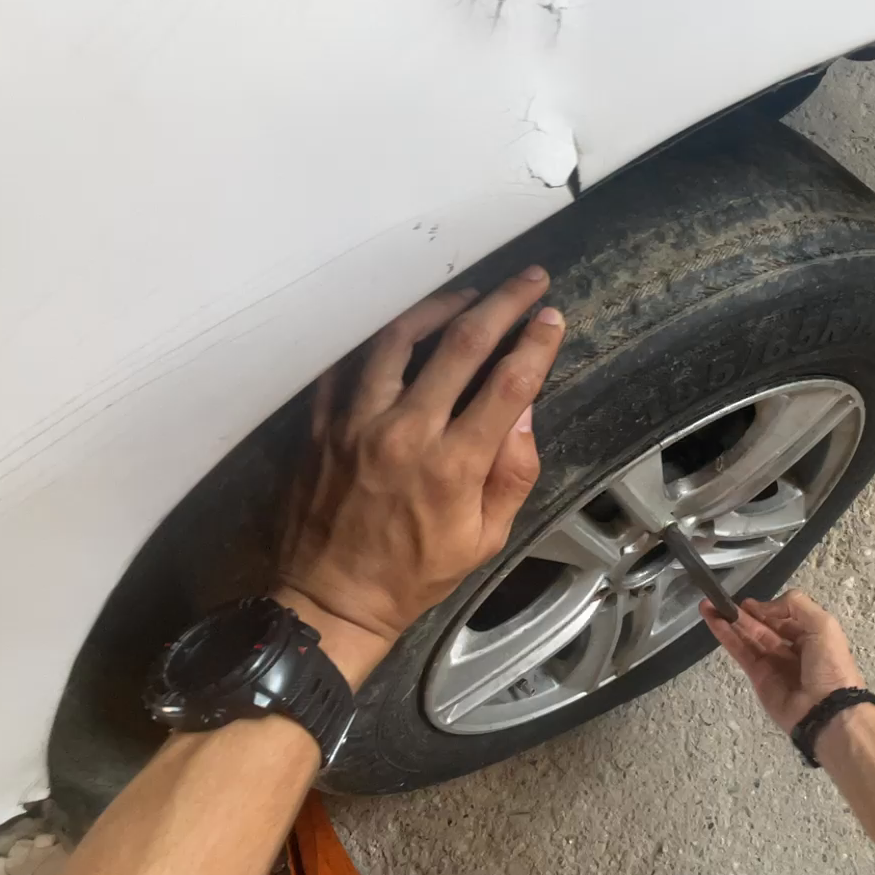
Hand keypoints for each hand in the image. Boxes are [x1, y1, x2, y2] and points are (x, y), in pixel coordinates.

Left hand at [275, 267, 564, 681]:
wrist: (329, 596)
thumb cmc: (416, 573)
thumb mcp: (485, 538)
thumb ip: (511, 473)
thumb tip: (523, 411)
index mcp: (453, 465)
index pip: (507, 384)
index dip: (536, 344)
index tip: (552, 318)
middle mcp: (405, 430)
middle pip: (463, 344)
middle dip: (504, 303)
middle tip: (529, 279)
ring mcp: (356, 420)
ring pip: (401, 337)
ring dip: (442, 305)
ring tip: (470, 293)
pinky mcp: (322, 420)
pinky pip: (352, 360)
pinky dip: (383, 336)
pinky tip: (405, 327)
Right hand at [700, 591, 864, 732]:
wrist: (827, 711)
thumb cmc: (831, 666)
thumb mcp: (823, 624)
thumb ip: (795, 605)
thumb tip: (764, 607)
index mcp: (810, 635)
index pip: (783, 616)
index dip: (766, 607)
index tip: (748, 602)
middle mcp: (790, 648)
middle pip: (761, 626)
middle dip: (741, 613)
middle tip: (719, 600)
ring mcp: (773, 663)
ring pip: (747, 637)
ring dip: (727, 621)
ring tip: (707, 606)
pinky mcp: (758, 677)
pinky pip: (740, 652)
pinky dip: (726, 637)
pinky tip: (713, 622)